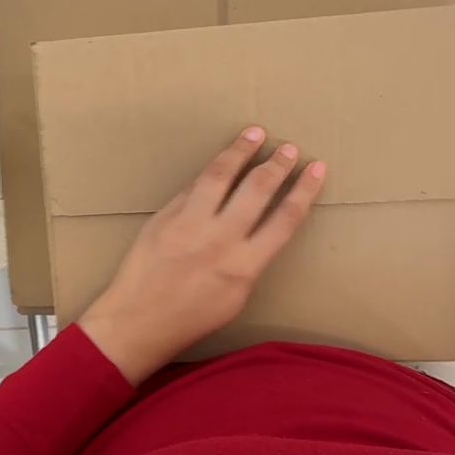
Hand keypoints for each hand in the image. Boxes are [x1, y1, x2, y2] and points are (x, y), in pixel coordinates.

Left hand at [80, 126, 326, 383]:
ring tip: (255, 133)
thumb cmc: (190, 319)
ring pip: (220, 175)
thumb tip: (259, 229)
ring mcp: (188, 224)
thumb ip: (249, 261)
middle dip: (277, 164)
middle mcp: (219, 240)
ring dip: (241, 150)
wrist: (138, 321)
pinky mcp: (164, 216)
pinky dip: (210, 171)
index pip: (285, 219)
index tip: (317, 169)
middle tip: (289, 148)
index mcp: (243, 266)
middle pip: (257, 188)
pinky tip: (221, 160)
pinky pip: (191, 186)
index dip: (304, 190)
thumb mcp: (235, 299)